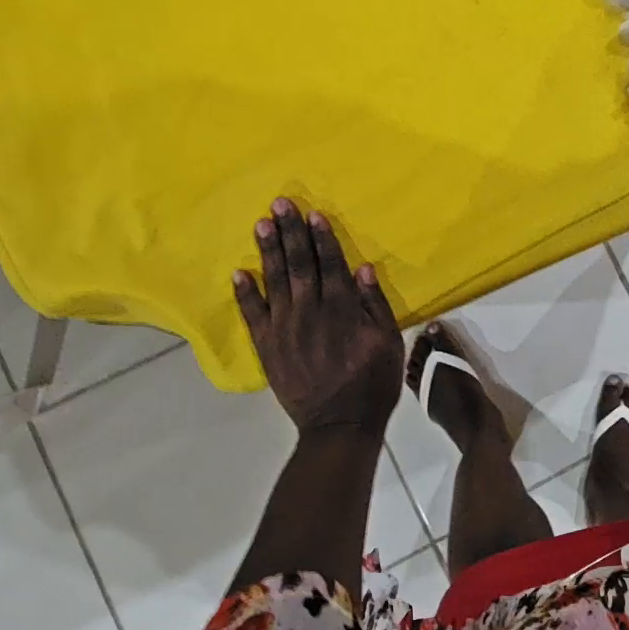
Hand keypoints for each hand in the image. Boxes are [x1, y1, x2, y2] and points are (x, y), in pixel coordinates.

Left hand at [235, 199, 403, 435]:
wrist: (338, 425)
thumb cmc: (372, 382)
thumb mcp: (388, 342)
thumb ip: (375, 305)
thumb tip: (362, 268)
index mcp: (342, 308)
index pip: (330, 263)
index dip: (322, 237)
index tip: (312, 213)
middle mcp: (310, 312)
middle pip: (299, 264)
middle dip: (290, 232)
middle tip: (279, 204)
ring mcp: (284, 329)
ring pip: (275, 282)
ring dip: (269, 251)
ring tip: (261, 224)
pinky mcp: (267, 348)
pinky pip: (253, 315)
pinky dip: (245, 293)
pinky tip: (239, 271)